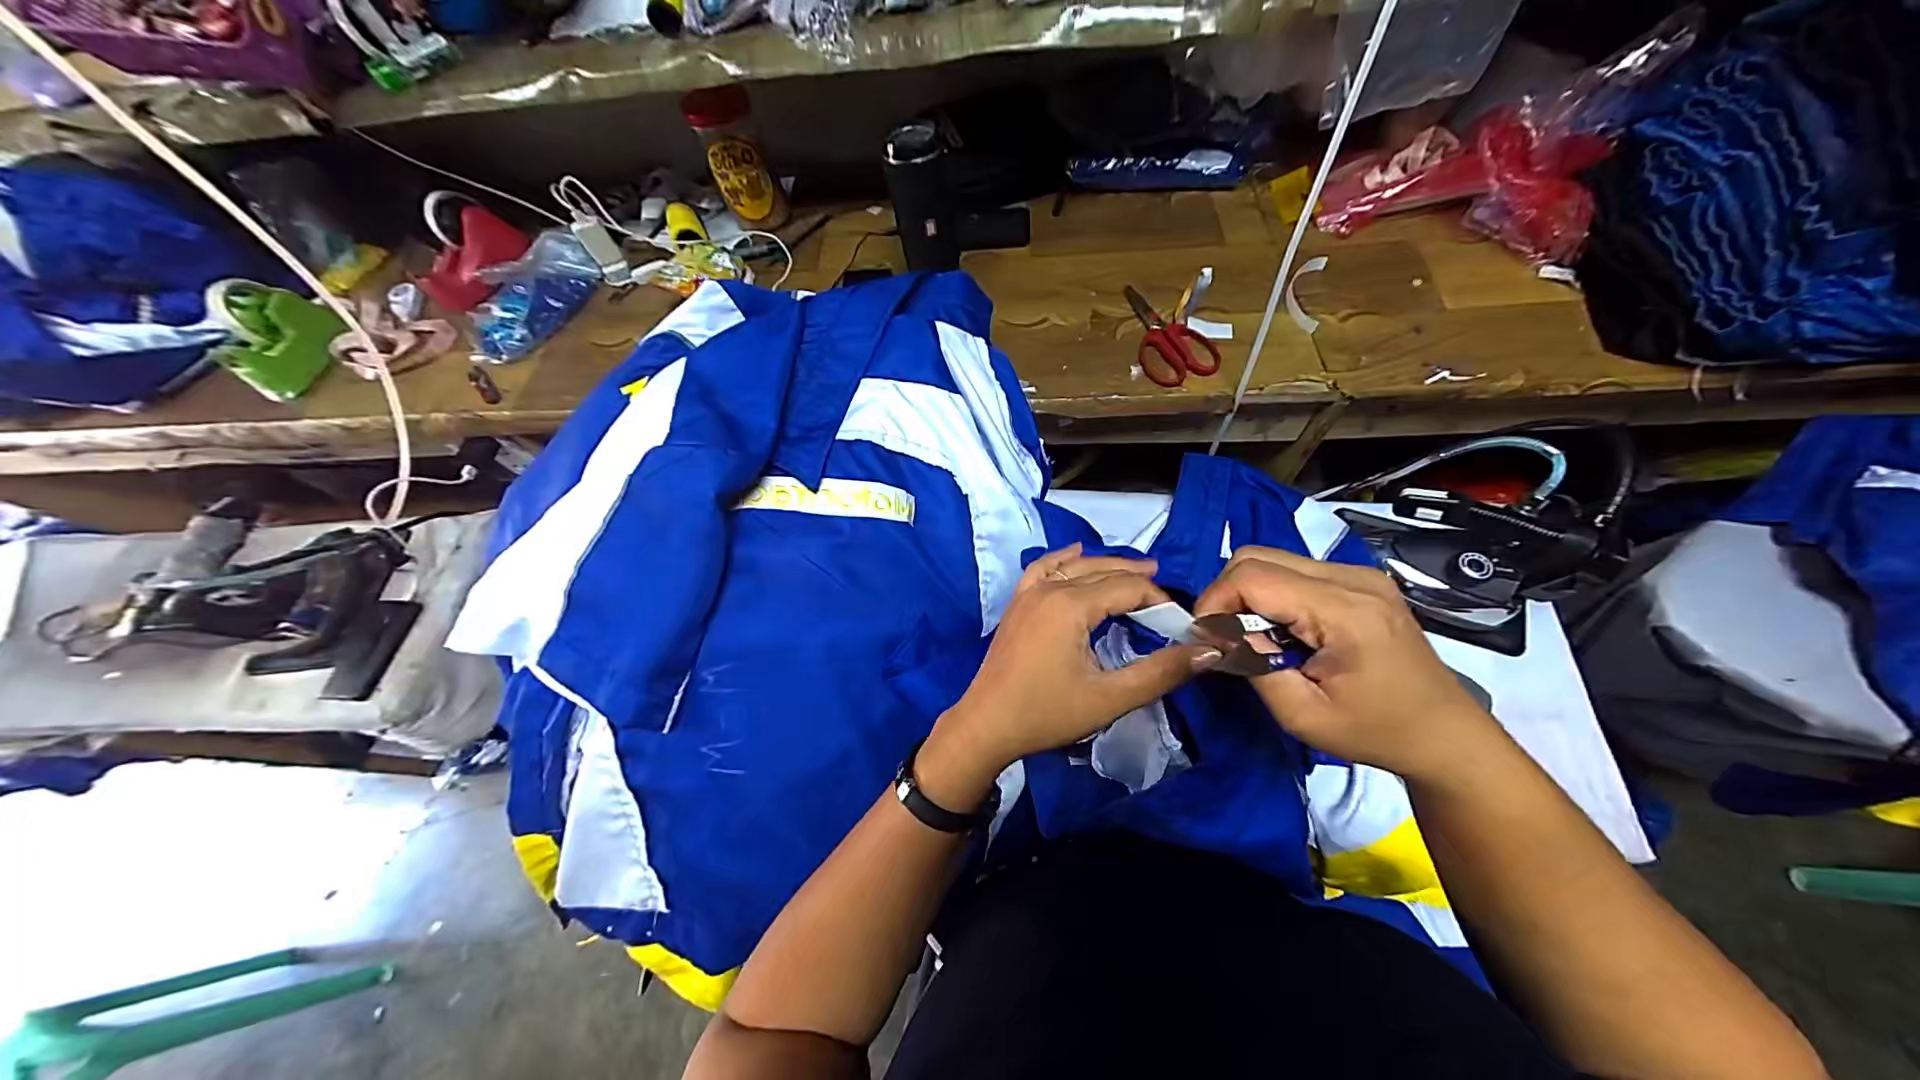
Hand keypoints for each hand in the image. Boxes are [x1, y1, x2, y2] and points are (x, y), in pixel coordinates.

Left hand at [917, 545, 1222, 809]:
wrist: (986, 725)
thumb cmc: (1046, 713)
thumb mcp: (1110, 698)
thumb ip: (1161, 672)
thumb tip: (1209, 651)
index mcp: (1071, 604)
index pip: (1129, 587)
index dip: (1160, 601)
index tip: (1182, 624)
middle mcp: (1049, 588)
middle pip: (1104, 571)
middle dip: (1139, 581)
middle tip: (1169, 597)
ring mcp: (1028, 593)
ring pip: (1075, 565)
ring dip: (1108, 566)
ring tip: (1140, 571)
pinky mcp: (1016, 604)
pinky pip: (1043, 568)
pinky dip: (1064, 559)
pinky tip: (1076, 554)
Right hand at [1192, 546, 1502, 781]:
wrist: (1444, 735)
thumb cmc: (1376, 732)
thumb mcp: (1302, 714)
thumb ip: (1252, 665)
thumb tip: (1214, 635)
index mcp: (1345, 611)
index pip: (1253, 577)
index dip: (1214, 602)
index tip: (1205, 638)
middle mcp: (1353, 578)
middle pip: (1256, 556)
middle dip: (1225, 594)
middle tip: (1223, 636)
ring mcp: (1359, 573)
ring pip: (1271, 558)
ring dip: (1246, 593)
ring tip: (1251, 636)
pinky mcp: (1358, 579)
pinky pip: (1292, 569)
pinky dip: (1269, 593)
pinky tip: (1279, 628)